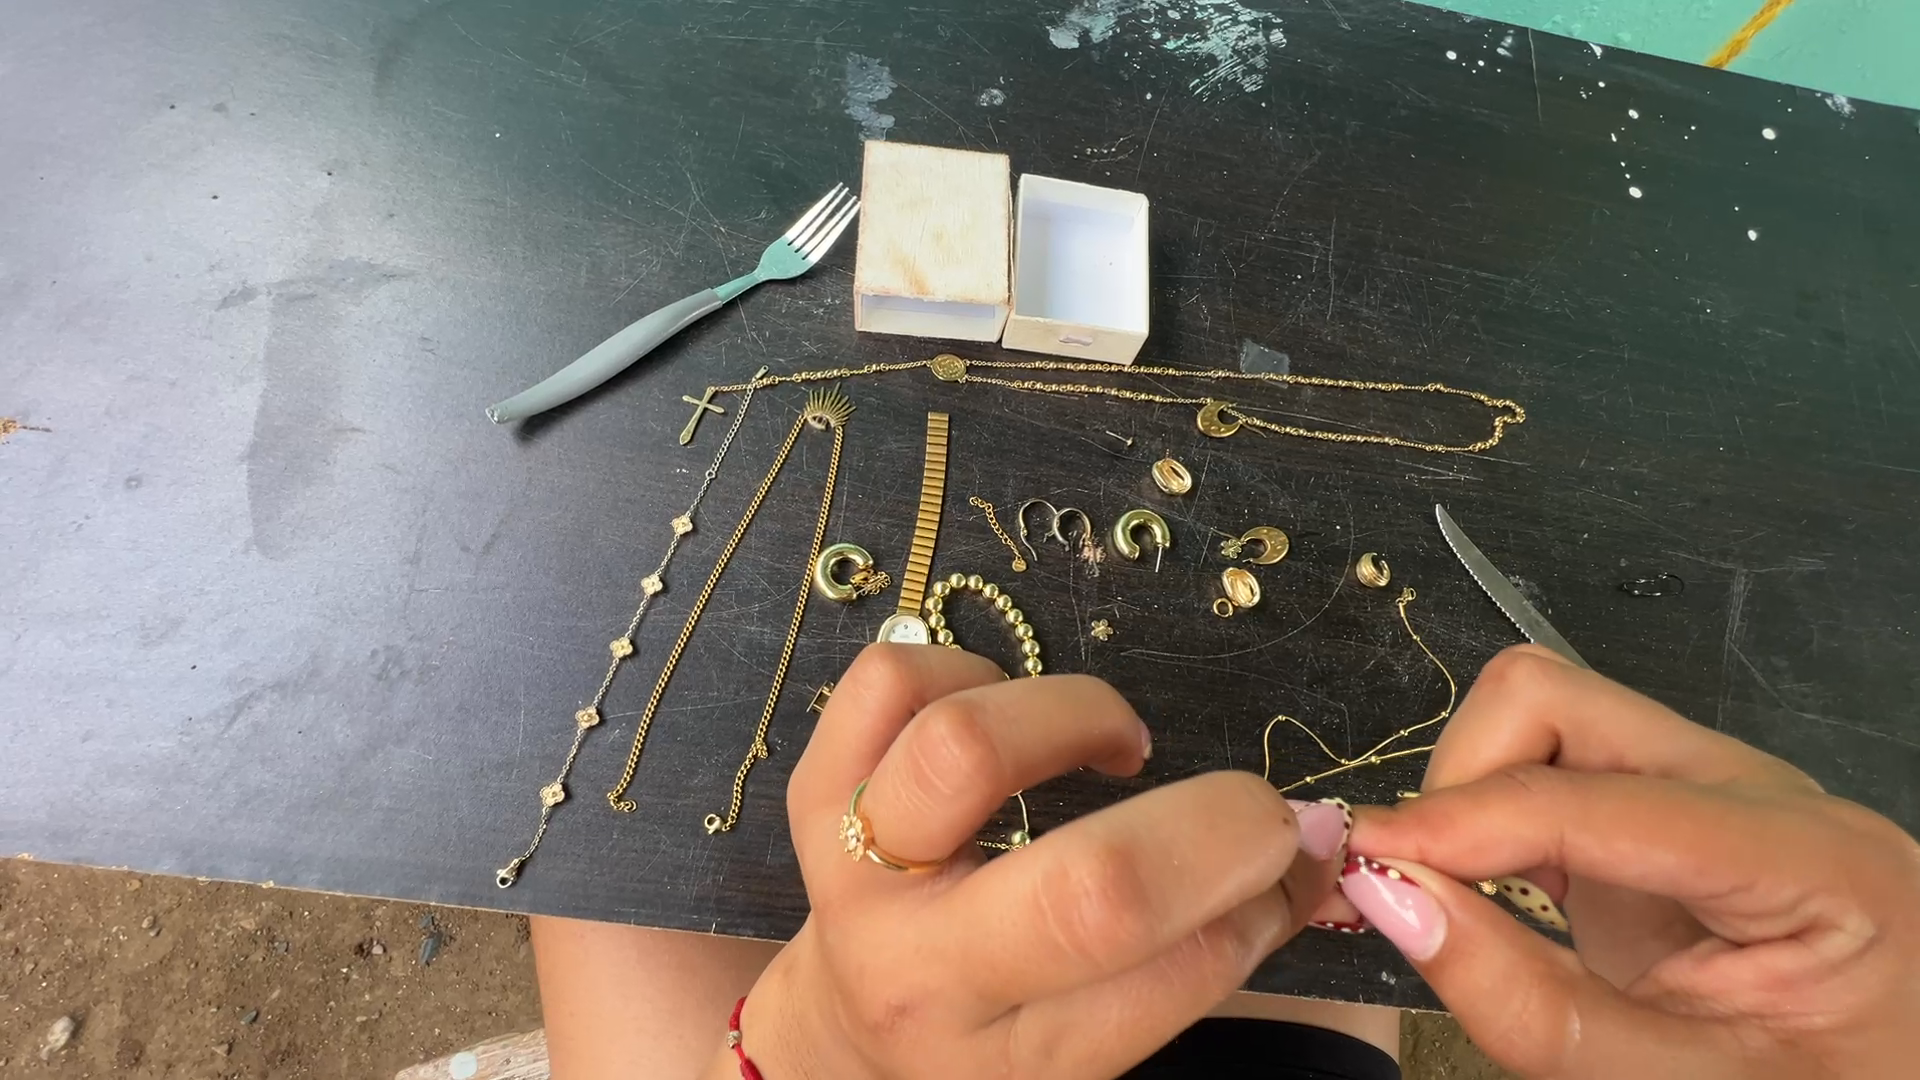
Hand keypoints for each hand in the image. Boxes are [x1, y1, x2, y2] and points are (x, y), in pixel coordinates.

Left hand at [710, 644, 1347, 1079]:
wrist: (851, 1018)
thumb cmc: (989, 1028)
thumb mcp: (1091, 1033)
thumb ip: (1200, 949)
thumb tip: (1310, 842)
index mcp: (1006, 1051)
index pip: (1152, 972)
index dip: (1244, 876)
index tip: (1293, 831)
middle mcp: (917, 962)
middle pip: (1077, 885)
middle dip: (1197, 822)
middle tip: (1232, 794)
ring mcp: (851, 857)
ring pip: (963, 743)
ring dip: (1068, 714)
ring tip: (1098, 737)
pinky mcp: (817, 779)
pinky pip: (888, 679)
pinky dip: (966, 666)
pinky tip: (999, 703)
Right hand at [1343, 645, 1919, 1077]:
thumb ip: (1526, 1004)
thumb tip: (1378, 893)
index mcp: (1808, 861)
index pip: (1578, 799)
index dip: (1451, 822)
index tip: (1359, 861)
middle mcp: (1752, 785)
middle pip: (1548, 700)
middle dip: (1459, 778)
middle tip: (1432, 874)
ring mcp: (1700, 776)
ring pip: (1532, 705)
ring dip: (1465, 783)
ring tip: (1470, 879)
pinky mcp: (1652, 788)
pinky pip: (1533, 744)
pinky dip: (1481, 798)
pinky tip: (1499, 873)